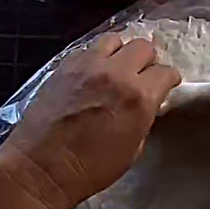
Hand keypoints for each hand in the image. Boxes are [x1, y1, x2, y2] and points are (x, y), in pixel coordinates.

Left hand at [0, 34, 180, 208]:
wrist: (42, 166)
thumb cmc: (91, 169)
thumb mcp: (133, 148)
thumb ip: (143, 117)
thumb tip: (144, 105)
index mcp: (139, 96)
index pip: (166, 72)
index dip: (167, 80)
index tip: (164, 86)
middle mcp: (115, 73)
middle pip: (142, 47)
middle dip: (147, 60)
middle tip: (140, 75)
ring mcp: (86, 66)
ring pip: (113, 40)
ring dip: (119, 52)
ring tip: (115, 68)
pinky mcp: (63, 66)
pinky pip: (86, 50)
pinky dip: (94, 57)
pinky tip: (90, 73)